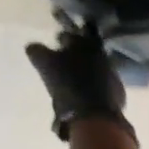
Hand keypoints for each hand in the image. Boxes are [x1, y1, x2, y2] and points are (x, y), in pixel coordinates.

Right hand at [26, 27, 131, 141]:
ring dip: (85, 69)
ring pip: (95, 66)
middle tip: (63, 59)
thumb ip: (36, 51)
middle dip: (75, 53)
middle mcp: (101, 54)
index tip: (55, 42)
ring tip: (72, 77)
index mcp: (84, 43)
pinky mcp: (117, 92)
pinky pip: (102, 83)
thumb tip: (31, 46)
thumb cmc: (67, 82)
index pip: (71, 35)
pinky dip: (93, 84)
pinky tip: (84, 91)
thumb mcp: (45, 63)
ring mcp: (112, 74)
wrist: (93, 114)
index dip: (62, 38)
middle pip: (85, 50)